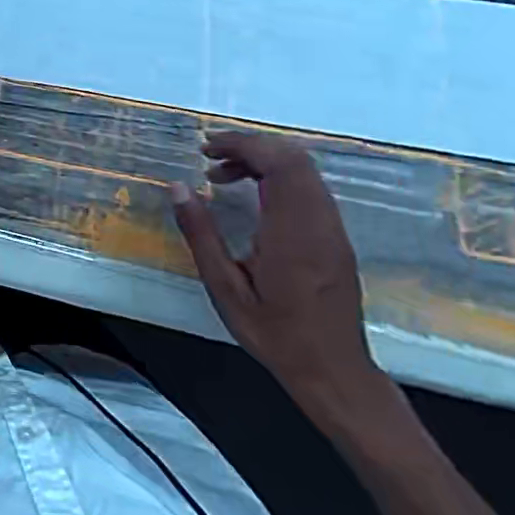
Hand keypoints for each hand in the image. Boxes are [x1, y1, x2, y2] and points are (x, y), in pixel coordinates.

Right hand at [170, 131, 379, 406]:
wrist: (333, 369)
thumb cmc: (272, 331)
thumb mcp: (223, 285)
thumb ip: (200, 233)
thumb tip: (178, 187)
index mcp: (294, 234)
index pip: (281, 165)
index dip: (243, 145)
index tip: (205, 149)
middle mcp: (321, 225)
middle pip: (296, 160)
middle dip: (251, 147)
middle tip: (209, 157)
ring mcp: (334, 231)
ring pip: (305, 172)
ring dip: (263, 161)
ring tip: (221, 176)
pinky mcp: (335, 239)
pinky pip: (309, 190)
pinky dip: (277, 178)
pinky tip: (249, 196)